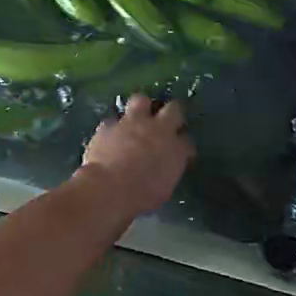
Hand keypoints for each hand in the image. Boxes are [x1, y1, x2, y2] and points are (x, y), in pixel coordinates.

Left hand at [78, 94, 193, 216]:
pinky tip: (111, 134)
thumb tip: (164, 166)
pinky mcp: (109, 124)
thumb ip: (167, 170)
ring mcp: (132, 122)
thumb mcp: (164, 187)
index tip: (178, 147)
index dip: (182, 141)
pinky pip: (113, 119)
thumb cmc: (142, 195)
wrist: (110, 186)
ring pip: (141, 100)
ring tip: (137, 116)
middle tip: (165, 120)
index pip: (187, 139)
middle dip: (172, 112)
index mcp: (176, 148)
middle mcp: (157, 130)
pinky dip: (114, 126)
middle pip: (173, 109)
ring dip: (141, 106)